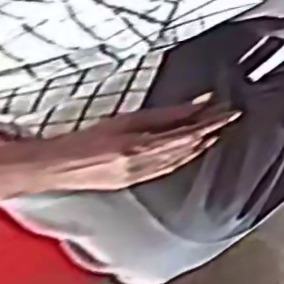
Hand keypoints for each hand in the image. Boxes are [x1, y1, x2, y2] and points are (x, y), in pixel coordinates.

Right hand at [0, 104, 238, 197]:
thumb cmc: (89, 138)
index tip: (233, 112)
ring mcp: (135, 177)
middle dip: (211, 132)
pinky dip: (184, 157)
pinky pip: (165, 169)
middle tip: (229, 118)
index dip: (214, 123)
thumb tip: (205, 100)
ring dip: (201, 145)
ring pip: (180, 160)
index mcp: (141, 147)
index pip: (190, 133)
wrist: (50, 167)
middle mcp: (141, 165)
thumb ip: (170, 113)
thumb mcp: (131, 118)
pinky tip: (193, 149)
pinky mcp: (129, 183)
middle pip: (188, 147)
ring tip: (217, 131)